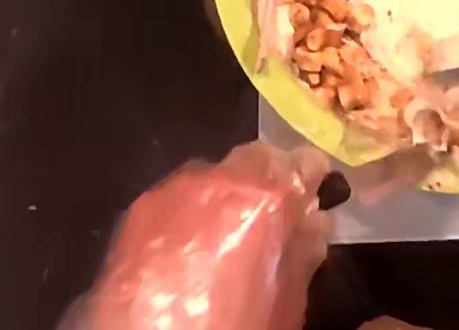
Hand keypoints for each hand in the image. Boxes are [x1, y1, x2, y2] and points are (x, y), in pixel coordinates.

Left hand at [86, 142, 330, 329]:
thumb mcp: (286, 302)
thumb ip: (303, 251)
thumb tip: (313, 221)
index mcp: (269, 199)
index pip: (307, 161)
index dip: (314, 175)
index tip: (315, 189)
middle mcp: (228, 177)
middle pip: (261, 156)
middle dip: (270, 177)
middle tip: (269, 212)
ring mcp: (182, 186)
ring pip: (219, 170)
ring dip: (229, 190)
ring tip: (224, 230)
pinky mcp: (143, 204)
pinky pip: (181, 192)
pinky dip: (192, 208)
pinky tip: (187, 245)